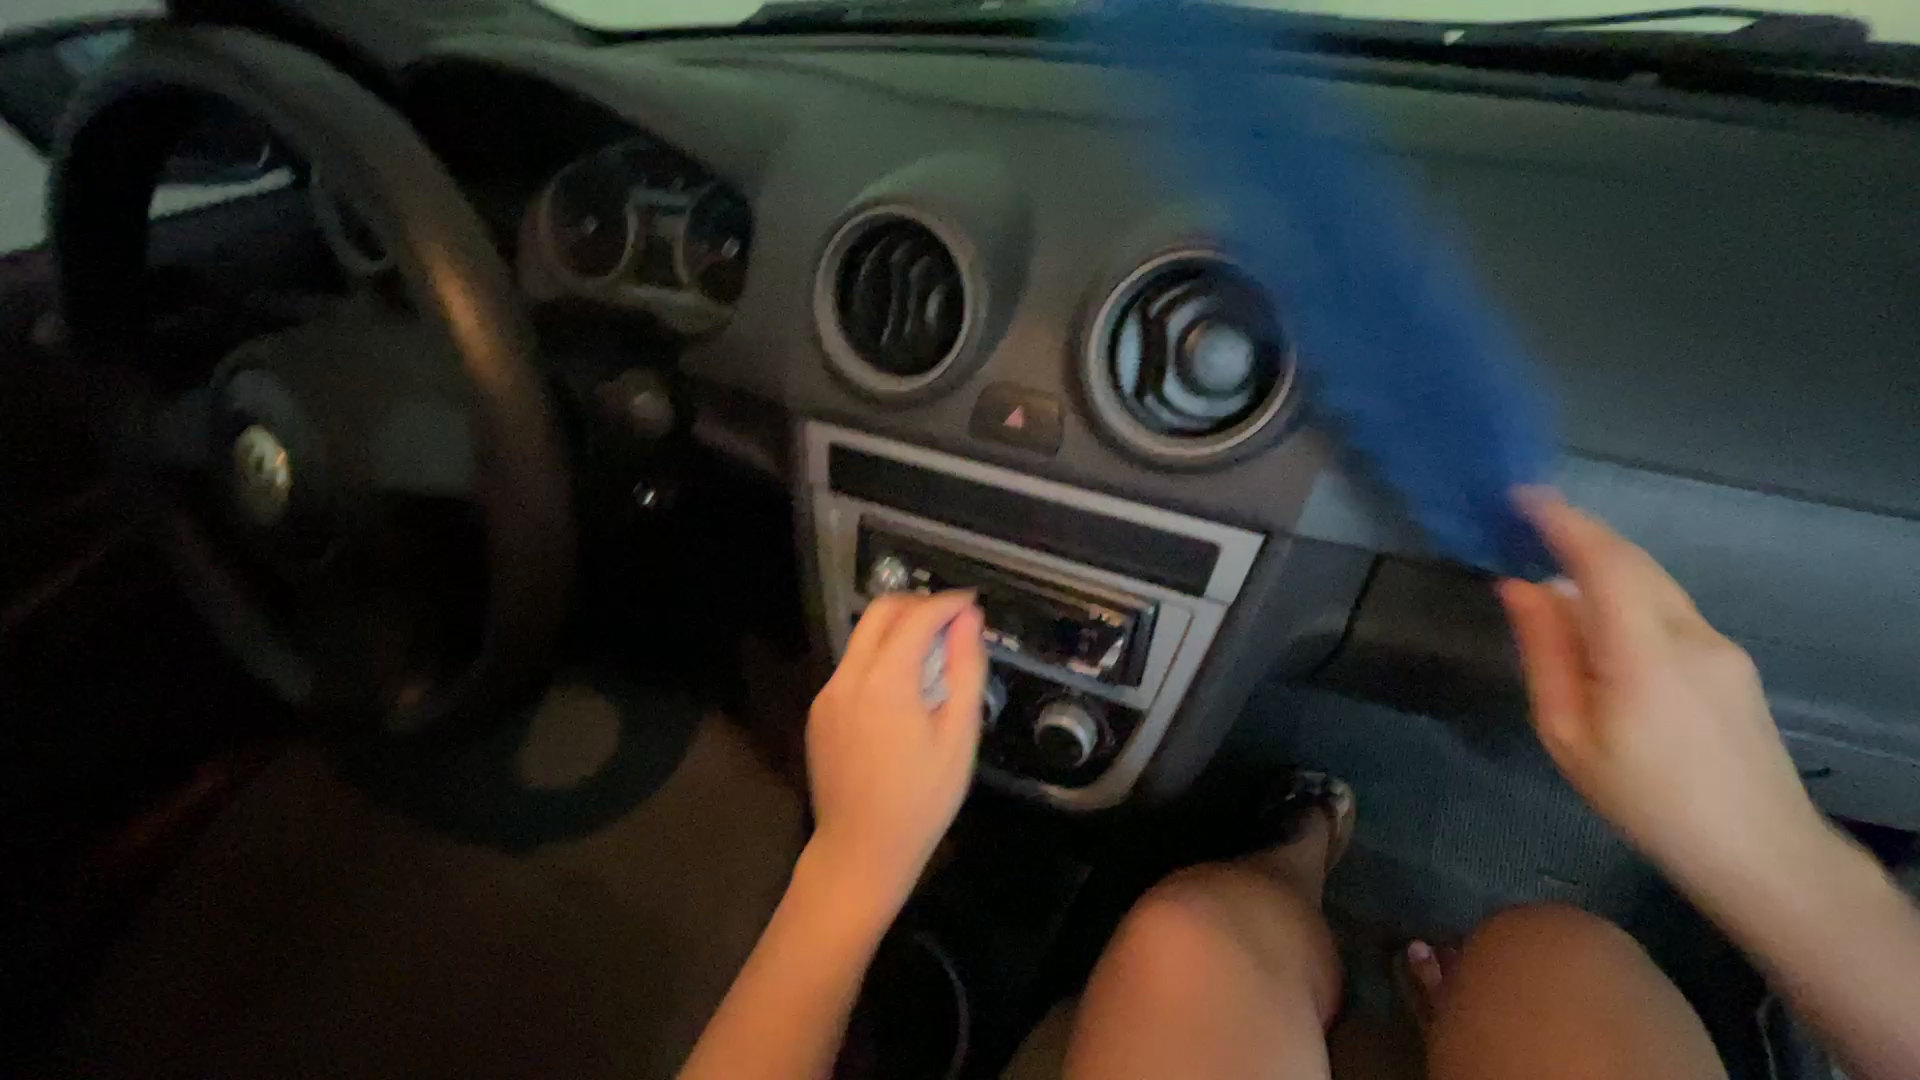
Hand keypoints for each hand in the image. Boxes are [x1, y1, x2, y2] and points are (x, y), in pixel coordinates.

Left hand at [805, 591, 987, 911]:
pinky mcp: (820, 713)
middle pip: (880, 613)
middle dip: (918, 605)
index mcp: (885, 680)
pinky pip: (852, 668)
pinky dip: (880, 660)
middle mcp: (848, 677)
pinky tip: (903, 691)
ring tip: (934, 657)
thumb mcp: (959, 735)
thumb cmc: (922, 799)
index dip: (948, 603)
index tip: (972, 604)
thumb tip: (969, 620)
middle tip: (952, 620)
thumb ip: (965, 669)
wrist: (861, 850)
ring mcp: (828, 694)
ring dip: (898, 632)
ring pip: (863, 638)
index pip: (917, 616)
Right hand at [1497, 492, 1825, 885]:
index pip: (1605, 563)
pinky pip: (1666, 608)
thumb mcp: (1567, 730)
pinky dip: (1623, 592)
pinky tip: (1594, 617)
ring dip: (1600, 563)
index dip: (1564, 522)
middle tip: (1525, 521)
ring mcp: (1720, 647)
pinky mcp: (1730, 661)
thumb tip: (1520, 587)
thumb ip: (1544, 652)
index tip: (1523, 495)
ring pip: (1652, 584)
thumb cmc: (1642, 797)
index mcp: (1644, 654)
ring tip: (1550, 565)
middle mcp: (1692, 636)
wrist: (1759, 850)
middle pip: (1632, 563)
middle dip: (1579, 533)